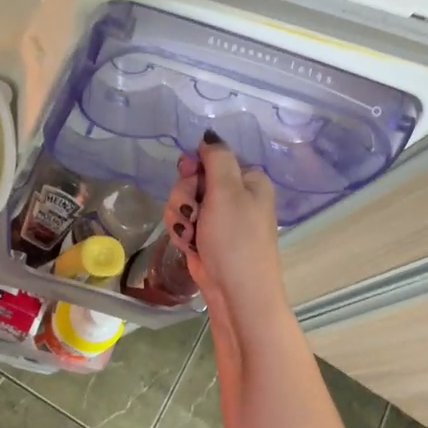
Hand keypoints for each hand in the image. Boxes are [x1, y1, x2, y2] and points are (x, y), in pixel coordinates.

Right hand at [169, 132, 283, 315]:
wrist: (237, 292)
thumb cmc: (235, 239)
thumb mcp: (227, 191)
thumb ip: (216, 157)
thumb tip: (209, 134)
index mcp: (248, 179)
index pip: (212, 157)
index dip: (195, 167)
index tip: (188, 175)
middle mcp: (235, 196)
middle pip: (193, 179)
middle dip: (184, 196)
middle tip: (192, 214)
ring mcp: (218, 218)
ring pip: (183, 202)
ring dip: (180, 217)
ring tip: (190, 235)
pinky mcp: (204, 237)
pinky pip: (182, 223)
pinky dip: (181, 233)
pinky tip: (188, 245)